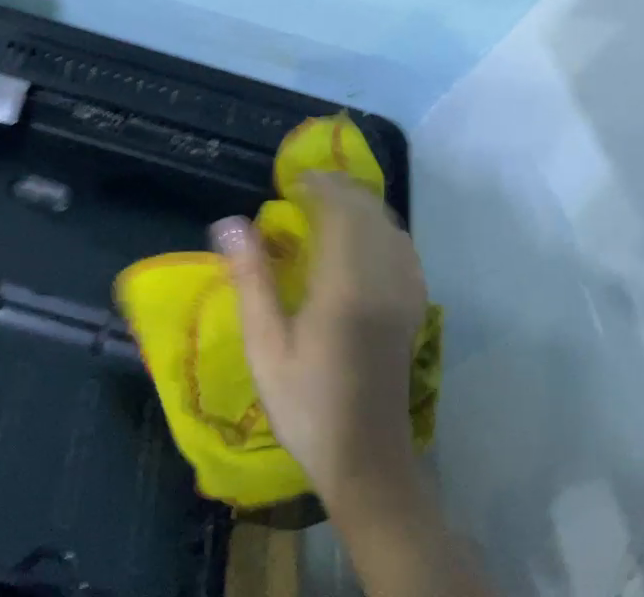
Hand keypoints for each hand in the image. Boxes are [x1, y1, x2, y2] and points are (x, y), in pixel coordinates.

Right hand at [213, 173, 427, 506]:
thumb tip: (231, 223)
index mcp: (346, 286)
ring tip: (326, 207)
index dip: (317, 186)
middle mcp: (383, 280)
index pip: (340, 211)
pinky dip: (380, 230)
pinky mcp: (412, 309)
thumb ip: (251, 279)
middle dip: (338, 190)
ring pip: (390, 227)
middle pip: (369, 211)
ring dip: (360, 207)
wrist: (365, 459)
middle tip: (302, 189)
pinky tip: (359, 241)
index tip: (289, 183)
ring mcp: (405, 294)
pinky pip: (403, 249)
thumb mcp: (264, 346)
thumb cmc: (305, 404)